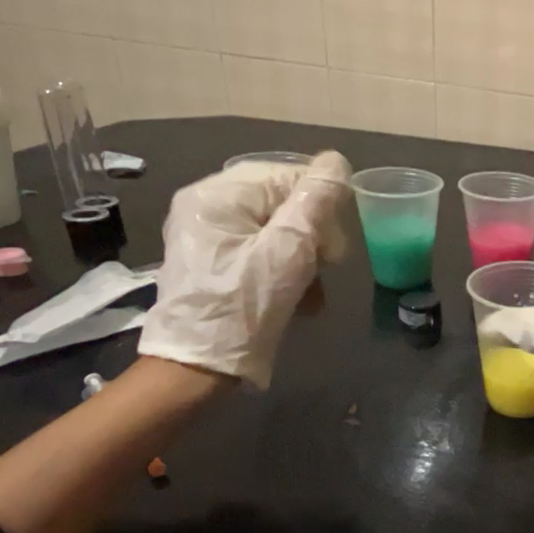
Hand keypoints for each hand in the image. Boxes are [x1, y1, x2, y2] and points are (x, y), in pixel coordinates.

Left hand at [139, 151, 350, 388]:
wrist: (197, 371)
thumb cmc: (244, 306)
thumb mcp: (290, 252)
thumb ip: (315, 202)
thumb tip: (335, 162)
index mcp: (217, 195)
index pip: (286, 176)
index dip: (321, 205)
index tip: (336, 247)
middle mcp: (206, 208)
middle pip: (281, 204)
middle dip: (313, 237)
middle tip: (327, 269)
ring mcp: (207, 239)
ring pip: (276, 232)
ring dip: (304, 261)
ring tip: (312, 293)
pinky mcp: (213, 267)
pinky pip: (261, 254)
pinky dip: (285, 274)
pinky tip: (297, 301)